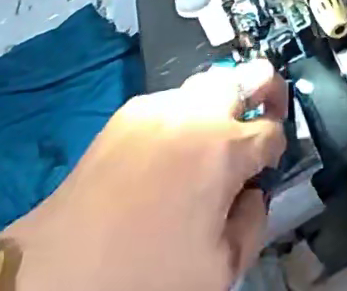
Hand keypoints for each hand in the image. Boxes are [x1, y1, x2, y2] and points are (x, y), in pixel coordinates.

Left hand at [1, 59, 288, 290]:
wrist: (67, 263)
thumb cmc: (147, 271)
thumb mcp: (220, 268)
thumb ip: (251, 223)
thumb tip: (253, 196)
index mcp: (221, 148)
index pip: (271, 128)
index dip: (279, 145)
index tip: (274, 159)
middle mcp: (190, 112)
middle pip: (244, 76)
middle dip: (262, 92)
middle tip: (264, 117)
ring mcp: (155, 106)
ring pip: (204, 83)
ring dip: (221, 102)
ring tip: (218, 141)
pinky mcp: (127, 112)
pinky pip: (170, 100)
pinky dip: (185, 115)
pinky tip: (177, 152)